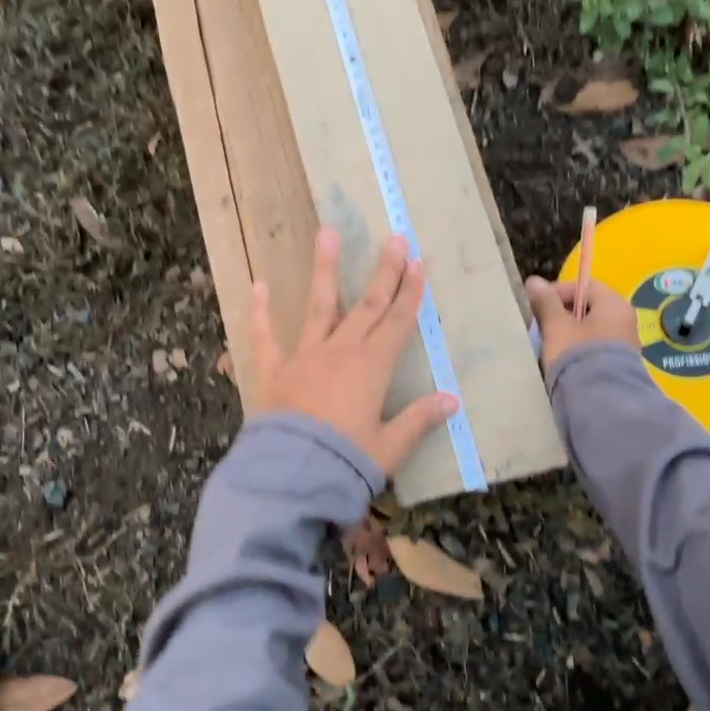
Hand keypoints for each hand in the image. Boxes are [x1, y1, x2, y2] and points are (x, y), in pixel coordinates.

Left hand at [252, 228, 459, 477]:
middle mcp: (341, 352)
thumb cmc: (346, 462)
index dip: (410, 292)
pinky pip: (265, 337)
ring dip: (325, 269)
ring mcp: (305, 357)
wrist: (291, 477)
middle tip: (394, 239)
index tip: (419, 263)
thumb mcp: (390, 446)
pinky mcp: (275, 372)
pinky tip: (258, 284)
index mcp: (372, 367)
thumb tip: (451, 400)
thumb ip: (419, 419)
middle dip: (384, 272)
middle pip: (367, 305)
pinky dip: (260, 311)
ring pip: (320, 306)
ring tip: (327, 233)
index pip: (398, 321)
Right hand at [525, 276, 638, 371]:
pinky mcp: (620, 365)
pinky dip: (579, 350)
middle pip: (589, 308)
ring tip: (549, 345)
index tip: (538, 306)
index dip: (558, 292)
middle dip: (562, 315)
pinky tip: (564, 361)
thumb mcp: (557, 326)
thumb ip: (546, 303)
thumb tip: (534, 280)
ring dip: (569, 334)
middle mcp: (625, 320)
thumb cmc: (578, 355)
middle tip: (541, 326)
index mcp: (614, 304)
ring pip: (591, 330)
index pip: (585, 286)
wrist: (601, 401)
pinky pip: (596, 348)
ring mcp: (625, 344)